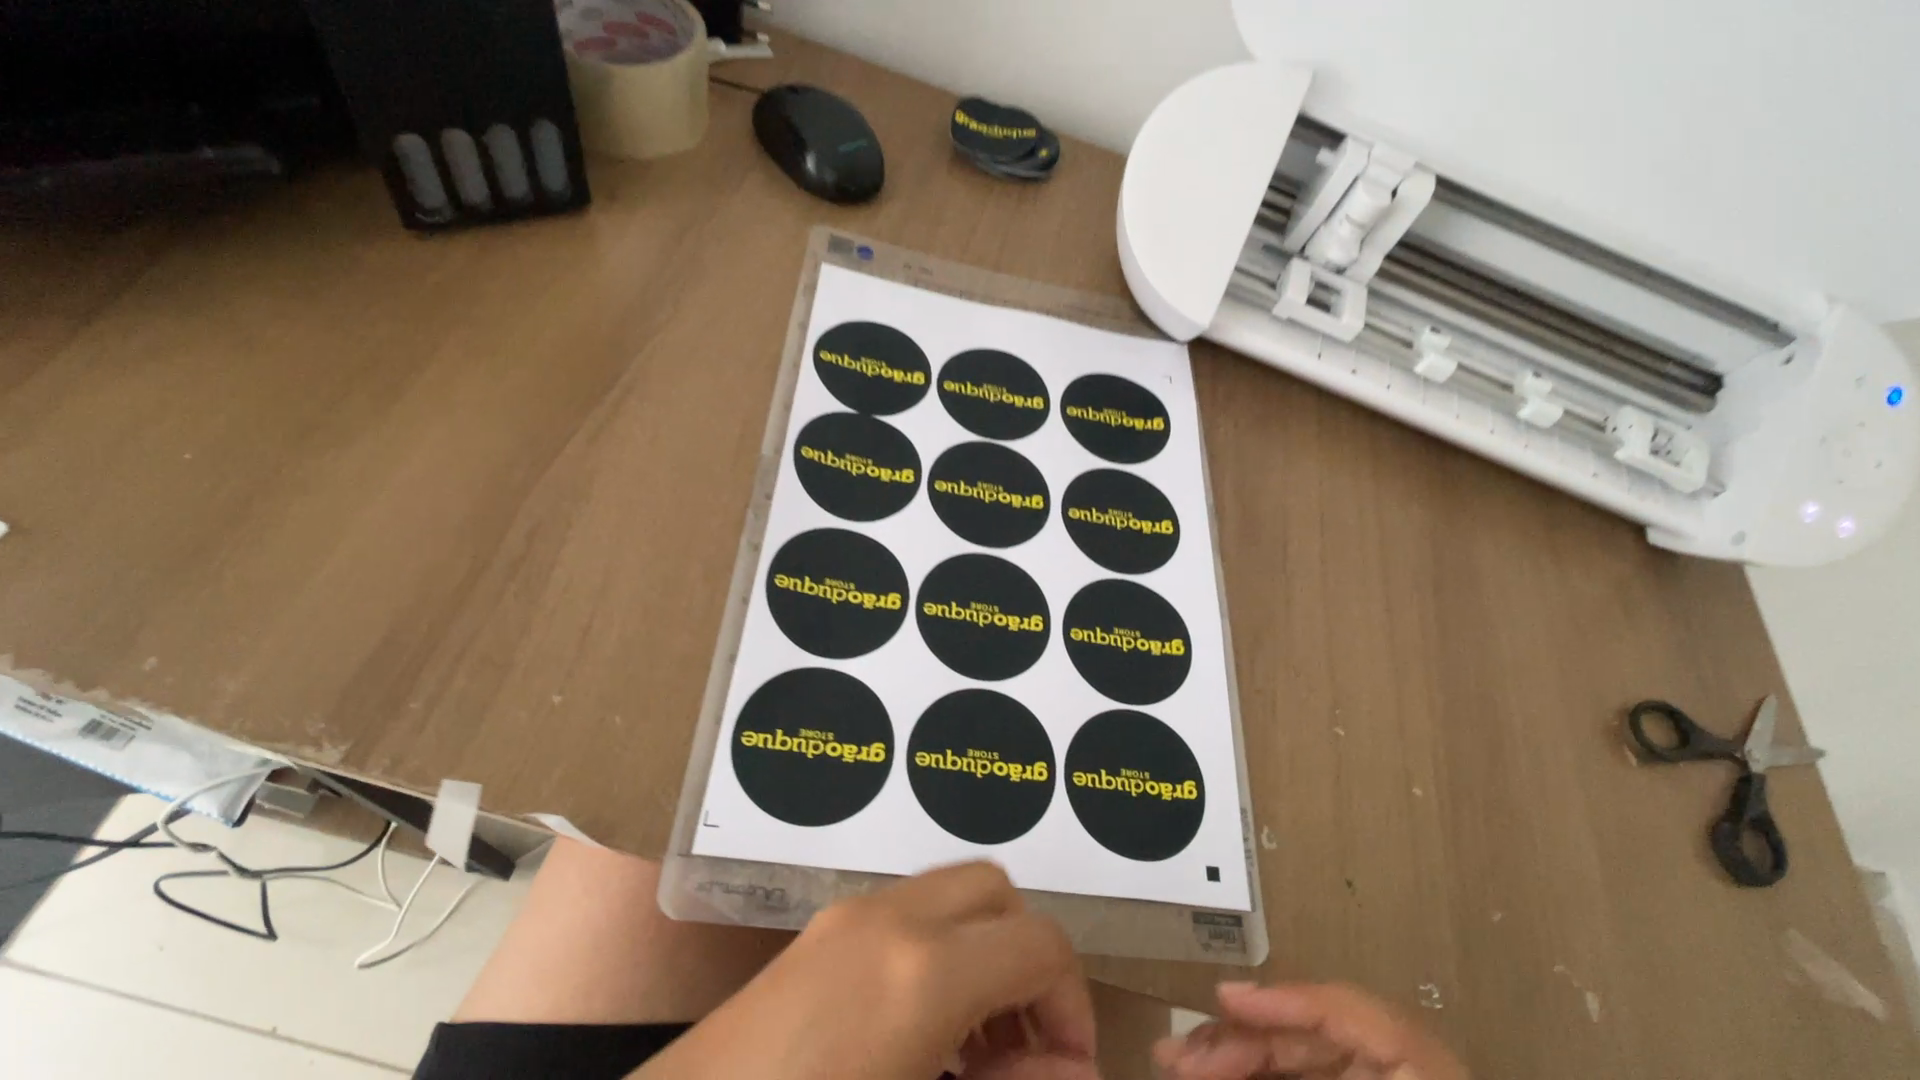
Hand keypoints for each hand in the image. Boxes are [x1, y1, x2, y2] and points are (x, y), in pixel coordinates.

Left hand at [636, 861, 1096, 1079]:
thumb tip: (1073, 1072)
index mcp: (924, 969)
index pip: (1041, 945)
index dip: (1074, 1006)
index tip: (1071, 1069)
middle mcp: (890, 918)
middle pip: (997, 892)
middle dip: (1029, 959)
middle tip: (1026, 1044)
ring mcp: (847, 914)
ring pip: (951, 894)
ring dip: (984, 951)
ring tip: (978, 1045)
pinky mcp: (818, 931)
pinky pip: (906, 913)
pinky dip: (940, 950)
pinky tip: (922, 1029)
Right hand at [1152, 981, 1466, 1079]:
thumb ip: (1293, 1078)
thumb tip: (1207, 1067)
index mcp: (1422, 1071)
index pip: (1349, 1013)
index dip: (1283, 999)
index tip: (1223, 999)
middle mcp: (1403, 1071)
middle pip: (1310, 1037)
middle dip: (1238, 1044)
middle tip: (1174, 1057)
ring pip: (1301, 1062)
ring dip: (1239, 1062)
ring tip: (1179, 1065)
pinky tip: (1221, 1077)